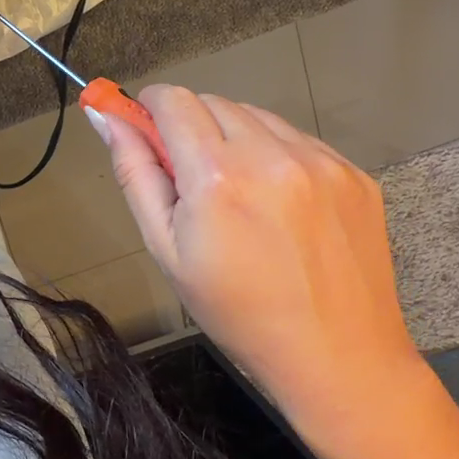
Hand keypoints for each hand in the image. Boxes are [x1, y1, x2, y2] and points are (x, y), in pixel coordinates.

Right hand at [94, 86, 426, 421]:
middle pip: (212, 102)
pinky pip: (297, 138)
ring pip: (255, 115)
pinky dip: (275, 153)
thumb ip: (133, 171)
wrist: (339, 358)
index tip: (147, 134)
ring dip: (233, 135)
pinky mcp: (354, 174)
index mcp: (217, 175)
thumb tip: (104, 116)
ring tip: (239, 190)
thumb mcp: (164, 247)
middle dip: (190, 124)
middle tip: (189, 175)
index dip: (150, 108)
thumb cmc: (235, 309)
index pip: (173, 99)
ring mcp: (320, 162)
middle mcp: (271, 156)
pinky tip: (278, 201)